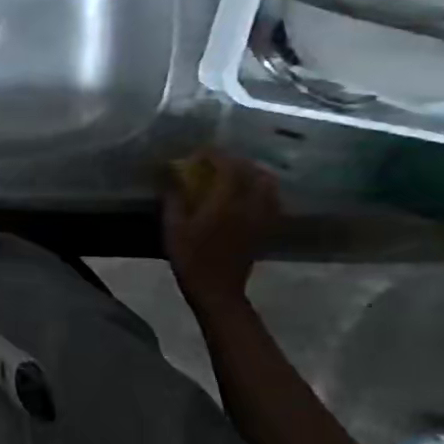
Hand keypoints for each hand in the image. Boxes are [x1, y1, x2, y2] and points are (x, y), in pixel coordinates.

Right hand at [164, 151, 279, 307]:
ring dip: (253, 174)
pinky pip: (271, 202)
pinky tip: (247, 194)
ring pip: (268, 186)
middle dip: (236, 161)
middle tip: (217, 162)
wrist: (217, 290)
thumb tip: (172, 178)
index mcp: (226, 203)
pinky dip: (262, 191)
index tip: (199, 153)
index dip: (215, 155)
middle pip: (254, 173)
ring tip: (235, 174)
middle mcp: (249, 207)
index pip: (229, 168)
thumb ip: (174, 199)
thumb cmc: (190, 258)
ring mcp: (261, 219)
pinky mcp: (265, 230)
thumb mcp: (173, 227)